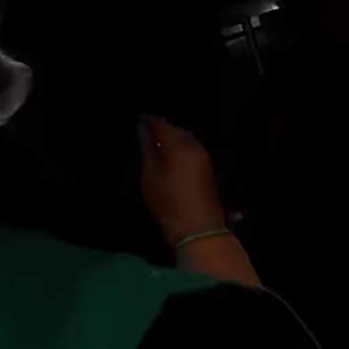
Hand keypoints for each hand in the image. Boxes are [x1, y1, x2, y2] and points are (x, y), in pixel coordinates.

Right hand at [137, 116, 226, 246]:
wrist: (198, 229)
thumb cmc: (168, 201)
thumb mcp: (151, 174)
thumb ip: (147, 147)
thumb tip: (142, 127)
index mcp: (179, 145)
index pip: (163, 125)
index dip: (151, 121)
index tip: (141, 119)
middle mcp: (194, 147)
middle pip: (177, 130)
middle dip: (163, 128)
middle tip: (148, 132)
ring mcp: (204, 158)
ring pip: (187, 140)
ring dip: (173, 138)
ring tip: (158, 145)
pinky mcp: (208, 169)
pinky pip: (193, 149)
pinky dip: (181, 148)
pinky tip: (172, 157)